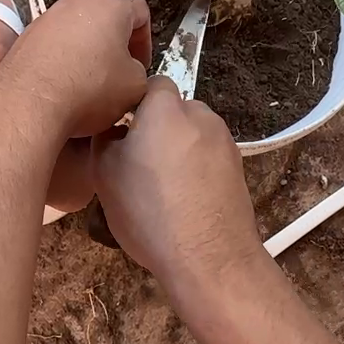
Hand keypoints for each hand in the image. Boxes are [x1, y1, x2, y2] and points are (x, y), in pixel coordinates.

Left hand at [0, 0, 150, 137]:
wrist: (30, 103)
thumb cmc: (89, 89)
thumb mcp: (135, 86)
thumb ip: (140, 71)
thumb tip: (129, 71)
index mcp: (110, 7)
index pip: (139, 9)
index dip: (145, 38)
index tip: (141, 64)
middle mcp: (77, 2)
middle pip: (105, 16)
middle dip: (115, 43)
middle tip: (118, 73)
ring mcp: (48, 17)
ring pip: (77, 29)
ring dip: (87, 51)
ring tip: (88, 83)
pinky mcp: (27, 36)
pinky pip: (53, 43)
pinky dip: (62, 59)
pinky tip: (63, 86)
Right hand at [90, 77, 261, 284]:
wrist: (210, 260)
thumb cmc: (149, 211)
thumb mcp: (104, 174)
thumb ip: (104, 137)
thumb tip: (112, 127)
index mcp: (166, 107)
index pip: (151, 83)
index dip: (135, 103)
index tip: (122, 130)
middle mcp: (200, 114)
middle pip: (174, 110)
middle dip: (158, 129)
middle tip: (139, 163)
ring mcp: (224, 141)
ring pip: (192, 135)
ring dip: (179, 150)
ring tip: (164, 188)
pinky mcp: (239, 168)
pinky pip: (209, 158)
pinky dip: (197, 171)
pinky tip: (185, 202)